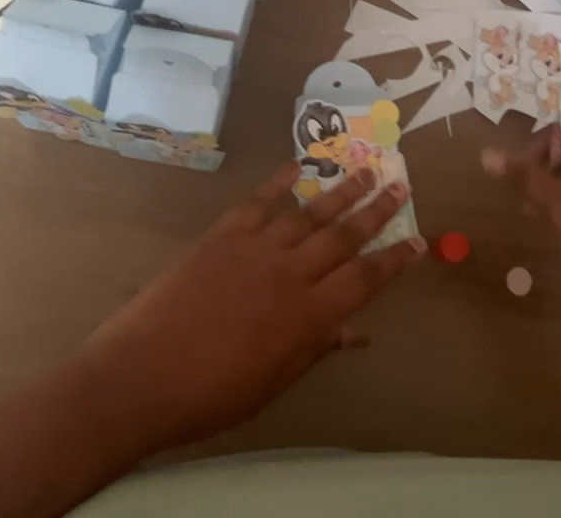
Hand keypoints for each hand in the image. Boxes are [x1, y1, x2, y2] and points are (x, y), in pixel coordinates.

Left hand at [73, 164, 424, 453]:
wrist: (141, 376)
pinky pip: (256, 203)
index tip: (419, 241)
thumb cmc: (212, 393)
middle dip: (374, 211)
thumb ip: (317, 348)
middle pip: (342, 236)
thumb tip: (357, 333)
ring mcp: (254, 249)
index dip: (394, 259)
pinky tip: (295, 167)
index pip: (364, 279)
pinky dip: (277, 183)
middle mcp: (289, 273)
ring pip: (306, 213)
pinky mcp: (221, 237)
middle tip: (398, 186)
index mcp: (307, 315)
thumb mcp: (274, 381)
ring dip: (338, 191)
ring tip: (363, 170)